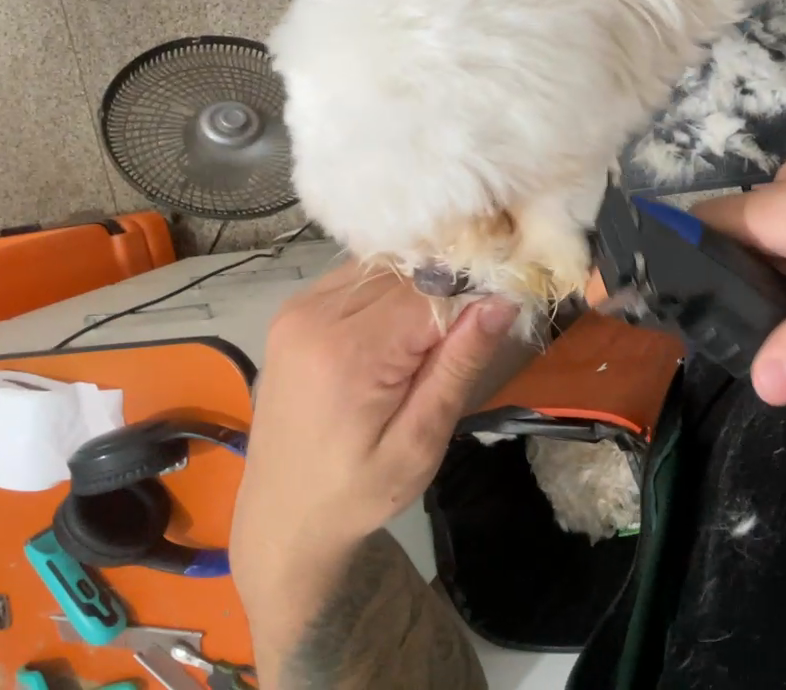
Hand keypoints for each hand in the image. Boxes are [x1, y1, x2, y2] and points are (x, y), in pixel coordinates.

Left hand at [231, 261, 516, 657]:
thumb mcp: (421, 440)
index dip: (474, 291)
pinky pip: (362, 277)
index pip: (432, 287)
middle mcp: (316, 315)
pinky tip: (405, 329)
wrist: (282, 517)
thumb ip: (460, 363)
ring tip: (439, 335)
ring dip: (422, 286)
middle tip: (474, 330)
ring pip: (388, 266)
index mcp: (348, 351)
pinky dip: (394, 290)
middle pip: (409, 270)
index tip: (502, 311)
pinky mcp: (296, 311)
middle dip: (450, 287)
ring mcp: (300, 308)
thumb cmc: (357, 491)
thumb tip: (503, 298)